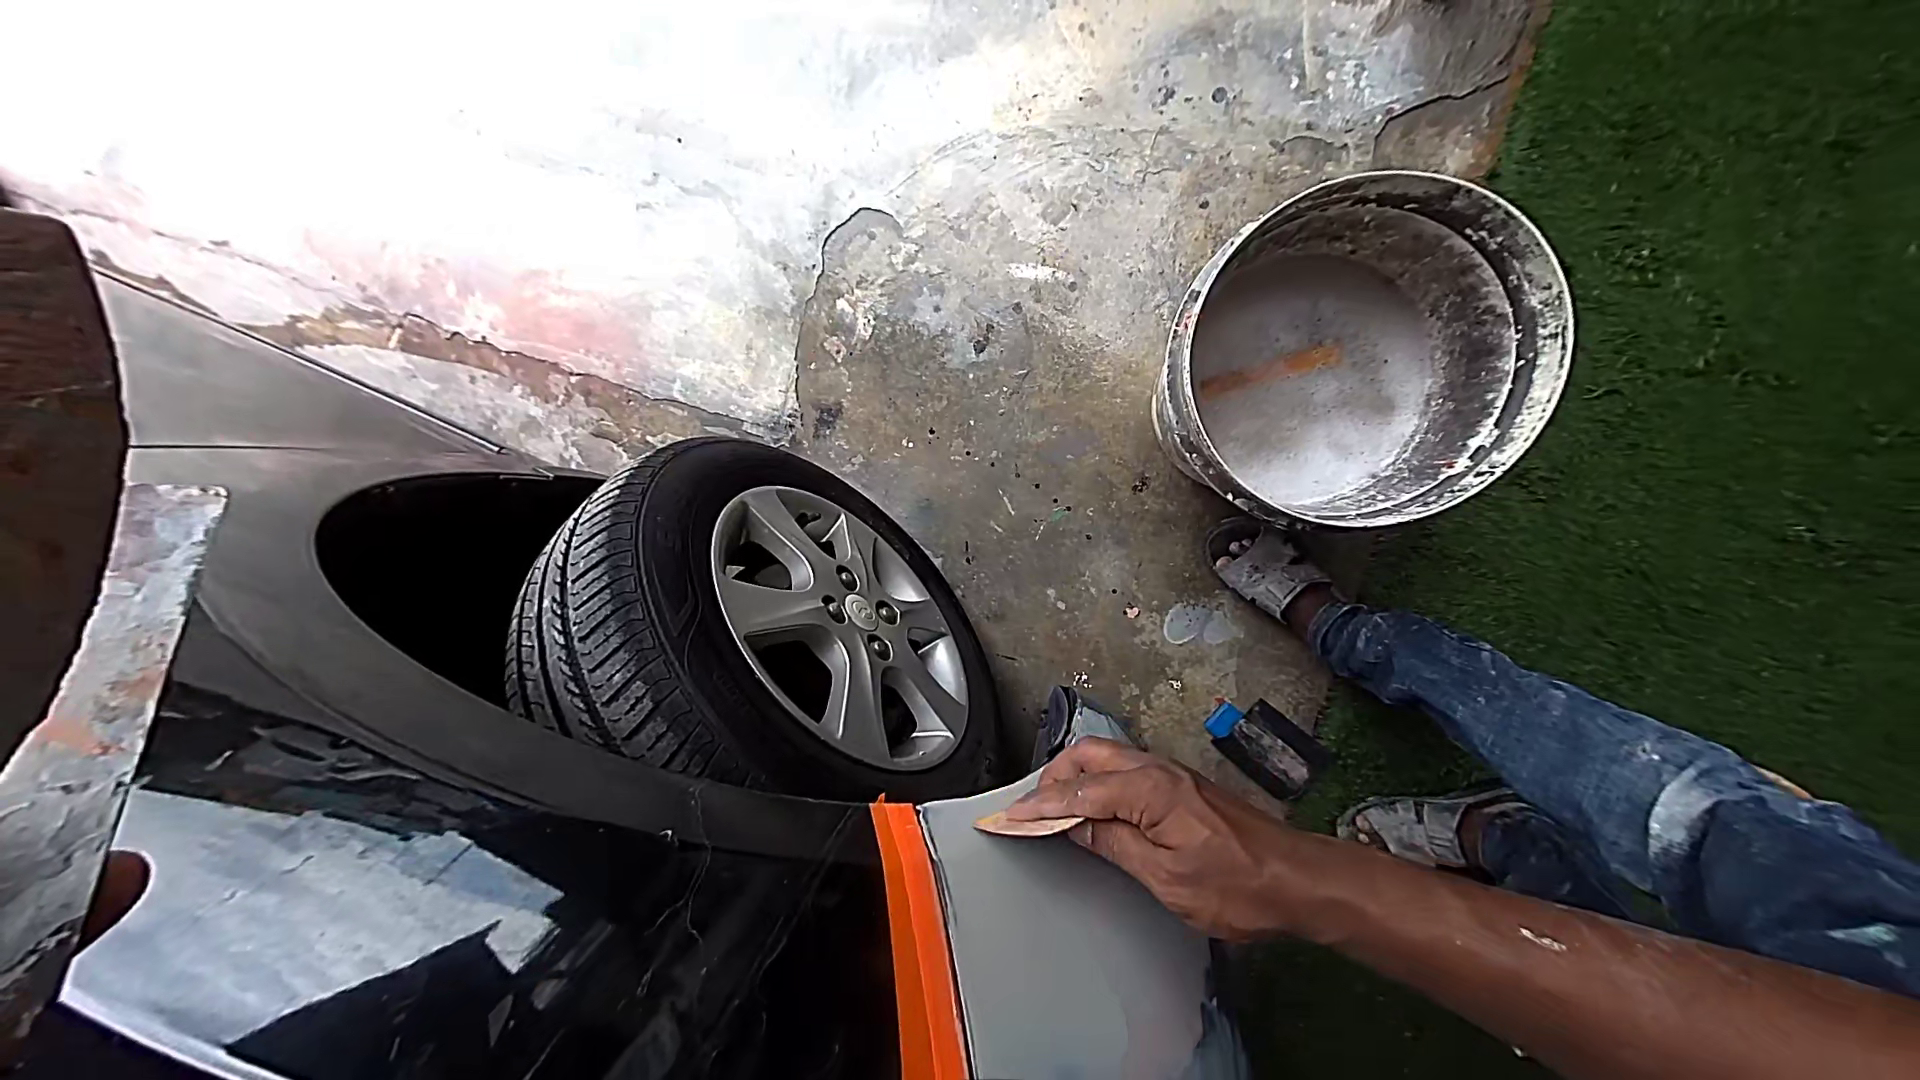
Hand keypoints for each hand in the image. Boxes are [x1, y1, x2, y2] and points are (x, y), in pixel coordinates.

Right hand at [1005, 736, 1304, 939]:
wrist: (1296, 877)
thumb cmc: (1240, 884)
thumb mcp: (1166, 878)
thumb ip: (1112, 843)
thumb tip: (1072, 825)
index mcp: (1149, 788)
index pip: (1077, 792)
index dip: (1039, 807)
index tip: (1010, 817)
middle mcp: (1156, 768)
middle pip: (1086, 755)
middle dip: (1052, 778)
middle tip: (1031, 812)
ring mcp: (1167, 771)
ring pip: (1103, 757)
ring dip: (1073, 777)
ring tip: (1054, 809)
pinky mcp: (1175, 782)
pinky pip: (1121, 768)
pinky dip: (1095, 781)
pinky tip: (1092, 804)